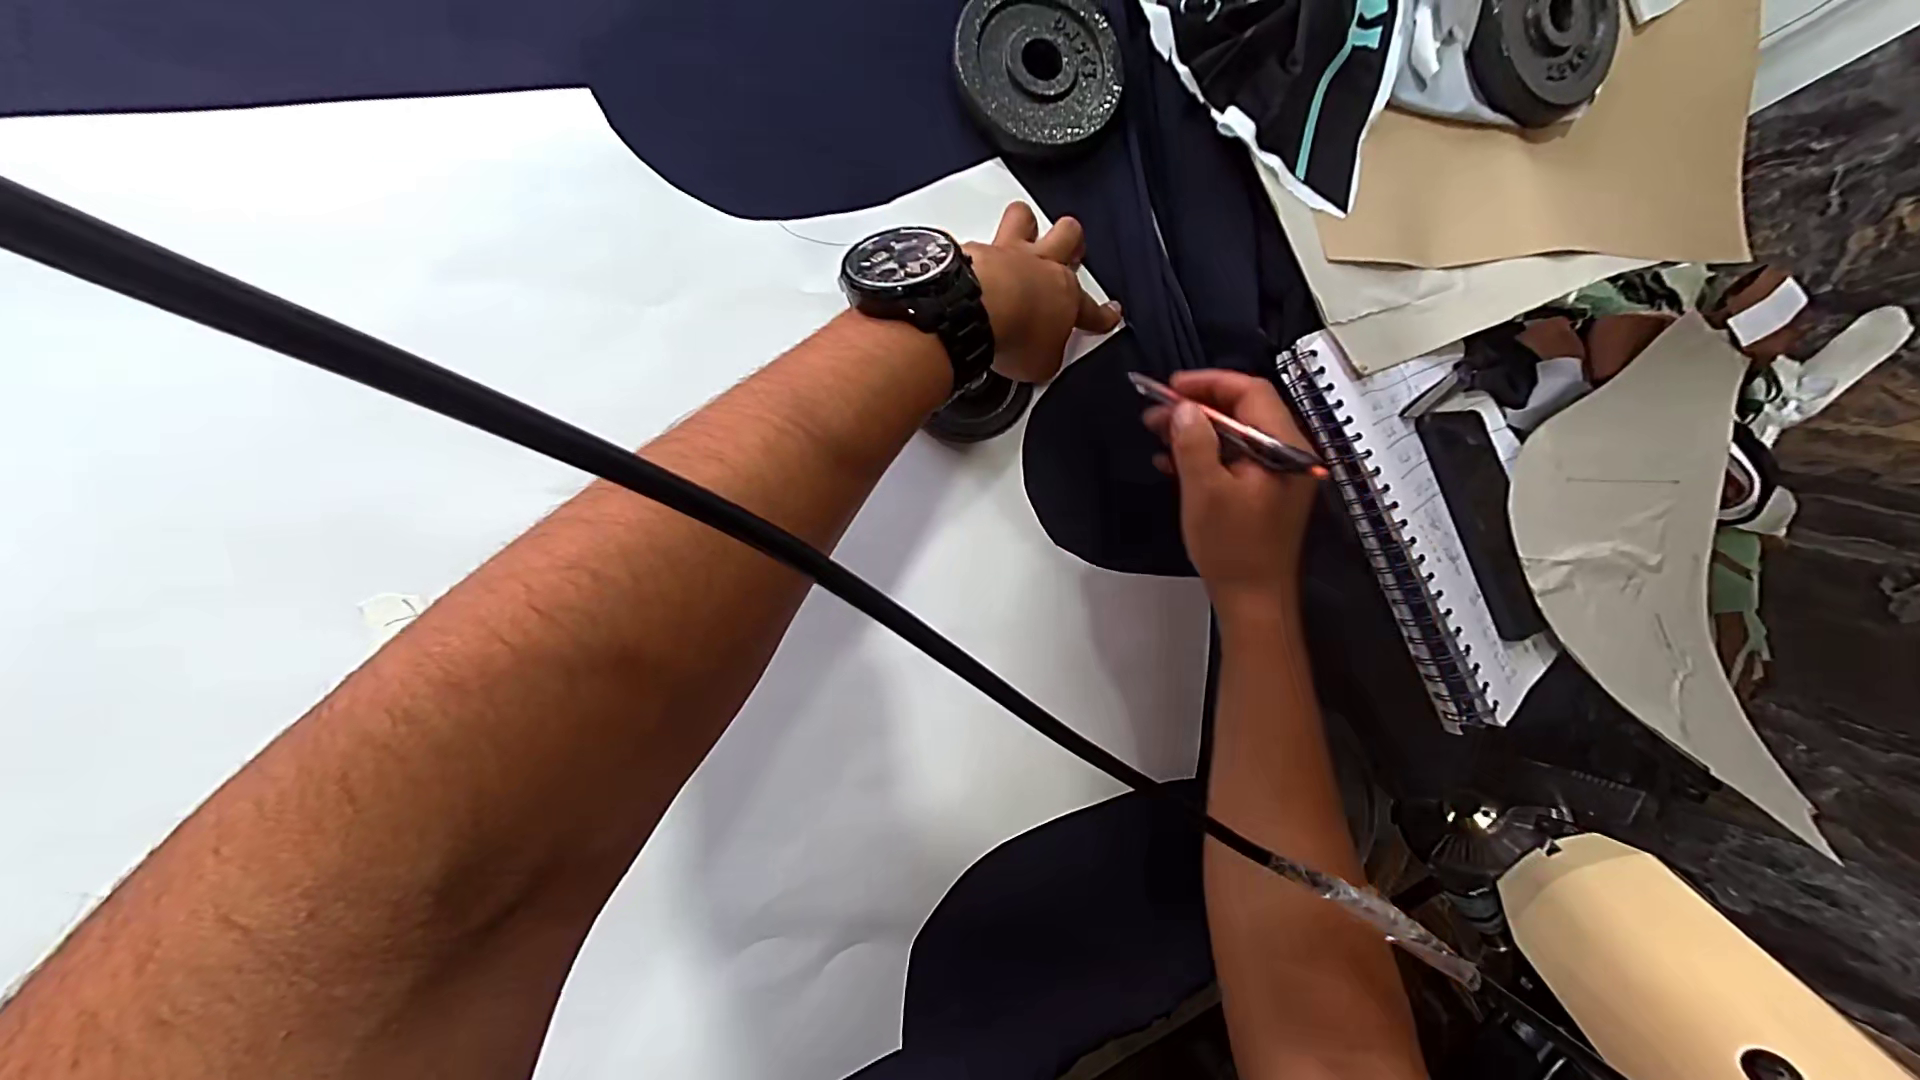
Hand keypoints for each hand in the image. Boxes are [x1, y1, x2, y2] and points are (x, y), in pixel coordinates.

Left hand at [966, 202, 1122, 383]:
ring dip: (1028, 226)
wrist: (979, 311)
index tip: (1109, 314)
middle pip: (1070, 237)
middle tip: (1071, 252)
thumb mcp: (1042, 365)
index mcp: (1067, 297)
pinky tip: (976, 257)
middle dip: (1074, 243)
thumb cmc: (1015, 332)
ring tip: (1024, 235)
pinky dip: (981, 248)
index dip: (1104, 315)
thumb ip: (1047, 358)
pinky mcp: (977, 250)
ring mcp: (1009, 253)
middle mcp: (1041, 266)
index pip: (1092, 309)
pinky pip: (982, 238)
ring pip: (1027, 218)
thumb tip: (1042, 362)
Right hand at [1142, 370, 1317, 616]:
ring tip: (1161, 432)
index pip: (1249, 392)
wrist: (1253, 598)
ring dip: (1196, 430)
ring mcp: (1275, 473)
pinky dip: (1203, 453)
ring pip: (1234, 433)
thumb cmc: (1237, 553)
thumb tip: (1184, 409)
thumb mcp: (1205, 491)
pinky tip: (1175, 460)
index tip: (1174, 386)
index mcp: (1283, 449)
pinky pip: (1232, 457)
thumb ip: (1194, 443)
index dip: (1207, 384)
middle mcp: (1286, 455)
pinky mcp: (1262, 490)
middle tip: (1160, 410)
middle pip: (1242, 409)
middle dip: (1197, 407)